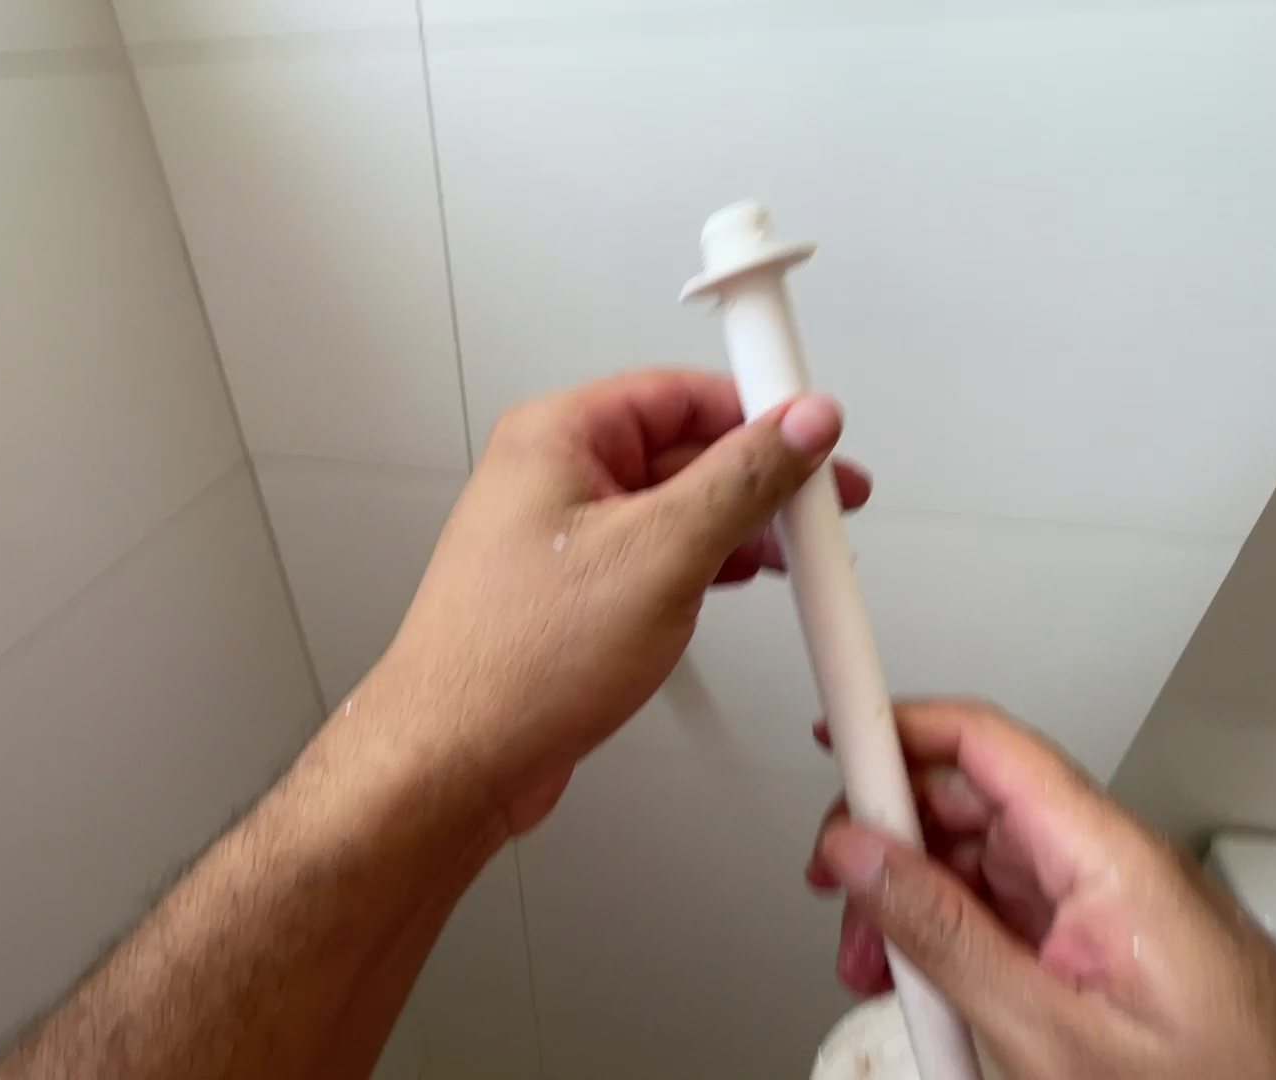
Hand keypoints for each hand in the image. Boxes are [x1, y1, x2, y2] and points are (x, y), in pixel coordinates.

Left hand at [357, 370, 867, 834]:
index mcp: (555, 438)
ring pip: (670, 504)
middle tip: (818, 498)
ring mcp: (562, 535)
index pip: (676, 392)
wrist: (458, 757)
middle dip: (754, 476)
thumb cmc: (516, 660)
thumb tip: (798, 426)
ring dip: (734, 523)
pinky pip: (650, 550)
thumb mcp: (657, 554)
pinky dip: (701, 559)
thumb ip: (739, 482)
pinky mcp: (573, 585)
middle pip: (678, 448)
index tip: (811, 432)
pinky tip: (738, 576)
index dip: (754, 408)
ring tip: (794, 547)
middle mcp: (552, 478)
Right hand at [807, 700, 1275, 1079]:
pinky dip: (939, 930)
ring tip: (873, 955)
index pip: (983, 741)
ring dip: (904, 894)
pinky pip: (990, 902)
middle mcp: (1100, 861)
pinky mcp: (1087, 936)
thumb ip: (944, 935)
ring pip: (965, 854)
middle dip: (884, 834)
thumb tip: (857, 851)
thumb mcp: (1055, 1039)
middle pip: (959, 797)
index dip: (899, 723)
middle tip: (837, 879)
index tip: (836, 730)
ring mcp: (1093, 899)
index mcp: (1107, 858)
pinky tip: (919, 976)